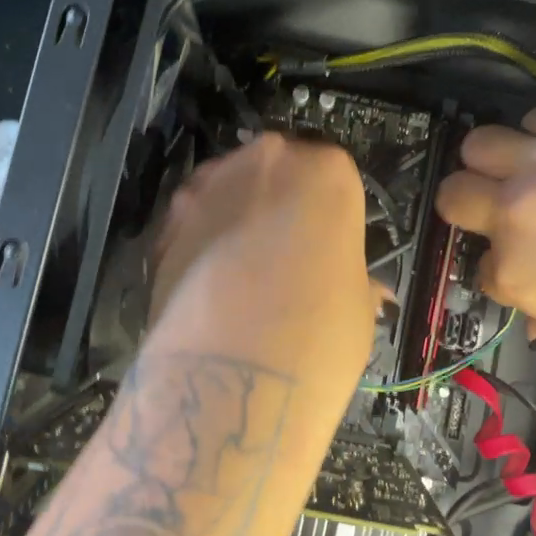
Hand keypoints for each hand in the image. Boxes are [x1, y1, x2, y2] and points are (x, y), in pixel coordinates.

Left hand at [150, 134, 374, 386]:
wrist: (231, 373)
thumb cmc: (319, 331)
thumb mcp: (358, 308)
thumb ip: (354, 281)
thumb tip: (371, 293)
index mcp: (327, 171)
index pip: (333, 175)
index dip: (328, 211)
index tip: (327, 243)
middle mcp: (265, 162)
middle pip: (275, 171)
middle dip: (278, 204)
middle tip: (285, 255)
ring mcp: (207, 188)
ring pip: (227, 192)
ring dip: (235, 220)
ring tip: (242, 276)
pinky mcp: (164, 223)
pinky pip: (193, 225)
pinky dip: (200, 246)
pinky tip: (210, 289)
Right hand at [436, 107, 535, 362]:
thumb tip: (534, 311)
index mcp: (519, 272)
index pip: (482, 269)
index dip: (502, 273)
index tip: (521, 272)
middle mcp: (520, 209)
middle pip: (455, 194)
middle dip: (470, 210)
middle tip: (499, 217)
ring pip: (481, 144)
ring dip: (494, 164)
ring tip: (525, 176)